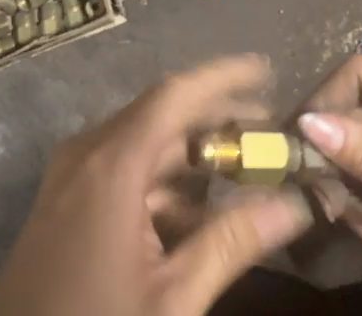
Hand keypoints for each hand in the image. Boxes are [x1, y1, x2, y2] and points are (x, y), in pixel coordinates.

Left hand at [0, 55, 313, 315]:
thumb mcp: (172, 294)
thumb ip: (232, 243)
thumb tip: (296, 205)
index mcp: (112, 163)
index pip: (175, 96)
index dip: (222, 77)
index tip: (266, 68)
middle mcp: (87, 153)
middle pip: (161, 118)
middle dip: (216, 121)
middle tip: (271, 128)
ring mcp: (71, 176)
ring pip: (142, 146)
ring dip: (191, 156)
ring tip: (246, 168)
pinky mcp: (65, 201)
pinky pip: (121, 172)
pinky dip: (163, 182)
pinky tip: (200, 210)